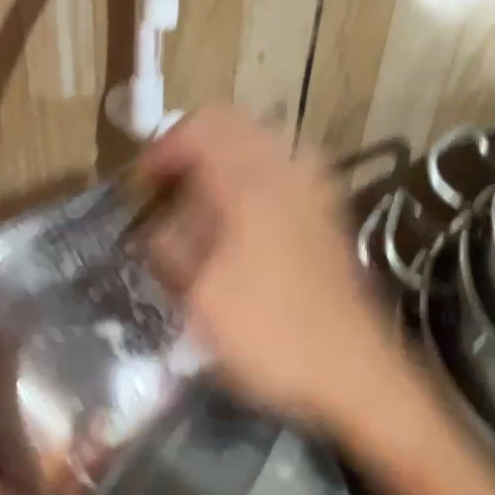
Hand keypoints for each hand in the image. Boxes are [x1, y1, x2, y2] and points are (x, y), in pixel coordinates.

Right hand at [137, 105, 406, 432]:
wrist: (354, 372)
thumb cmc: (270, 336)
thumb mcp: (200, 300)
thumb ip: (171, 248)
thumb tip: (155, 226)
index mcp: (248, 186)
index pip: (198, 129)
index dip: (161, 149)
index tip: (139, 185)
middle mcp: (285, 172)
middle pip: (232, 123)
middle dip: (191, 145)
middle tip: (167, 184)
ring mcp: (313, 189)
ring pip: (260, 139)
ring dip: (223, 156)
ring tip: (200, 196)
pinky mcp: (329, 211)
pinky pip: (284, 165)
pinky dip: (254, 173)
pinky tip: (242, 214)